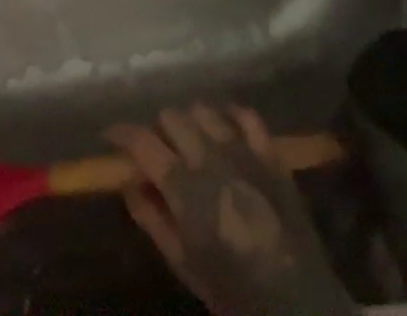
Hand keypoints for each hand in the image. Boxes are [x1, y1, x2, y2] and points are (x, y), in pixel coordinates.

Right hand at [108, 106, 356, 315]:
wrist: (296, 302)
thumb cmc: (230, 285)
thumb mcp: (179, 259)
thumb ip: (149, 215)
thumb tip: (128, 181)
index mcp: (183, 186)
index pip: (141, 140)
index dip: (119, 133)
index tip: (110, 138)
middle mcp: (210, 158)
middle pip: (171, 117)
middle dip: (156, 129)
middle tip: (155, 149)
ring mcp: (245, 153)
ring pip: (205, 111)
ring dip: (189, 121)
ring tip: (188, 139)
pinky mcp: (272, 157)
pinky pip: (248, 117)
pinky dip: (230, 115)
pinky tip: (223, 125)